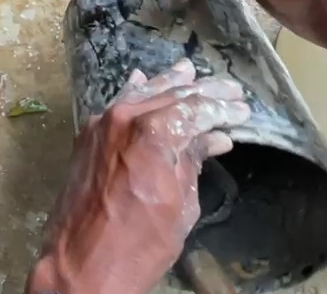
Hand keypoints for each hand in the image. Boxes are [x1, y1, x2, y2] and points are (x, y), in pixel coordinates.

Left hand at [29, 61, 250, 293]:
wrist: (83, 256)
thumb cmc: (141, 241)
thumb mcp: (182, 205)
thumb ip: (193, 162)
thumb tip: (215, 138)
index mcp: (152, 132)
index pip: (196, 109)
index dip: (222, 108)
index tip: (242, 108)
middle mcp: (125, 116)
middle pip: (169, 94)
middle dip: (201, 90)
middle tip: (229, 87)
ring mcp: (102, 121)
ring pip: (141, 92)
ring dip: (167, 82)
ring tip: (189, 70)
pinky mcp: (88, 132)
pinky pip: (117, 102)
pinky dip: (135, 92)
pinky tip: (143, 80)